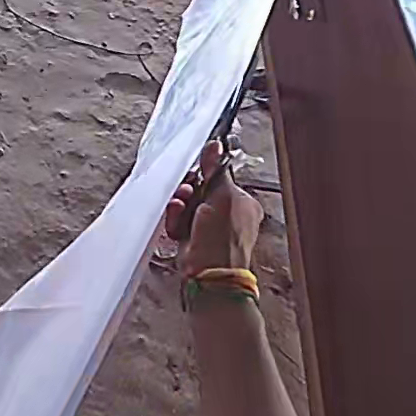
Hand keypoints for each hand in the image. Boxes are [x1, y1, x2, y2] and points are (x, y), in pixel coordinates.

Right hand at [164, 141, 262, 276]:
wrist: (209, 270)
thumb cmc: (222, 236)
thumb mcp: (222, 195)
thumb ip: (215, 170)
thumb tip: (216, 145)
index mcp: (241, 202)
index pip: (217, 179)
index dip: (203, 176)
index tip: (195, 177)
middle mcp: (225, 213)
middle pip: (197, 190)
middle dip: (187, 191)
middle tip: (186, 195)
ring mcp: (207, 226)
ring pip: (184, 205)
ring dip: (179, 206)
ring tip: (180, 211)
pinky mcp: (191, 237)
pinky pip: (177, 221)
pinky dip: (175, 222)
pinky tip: (178, 226)